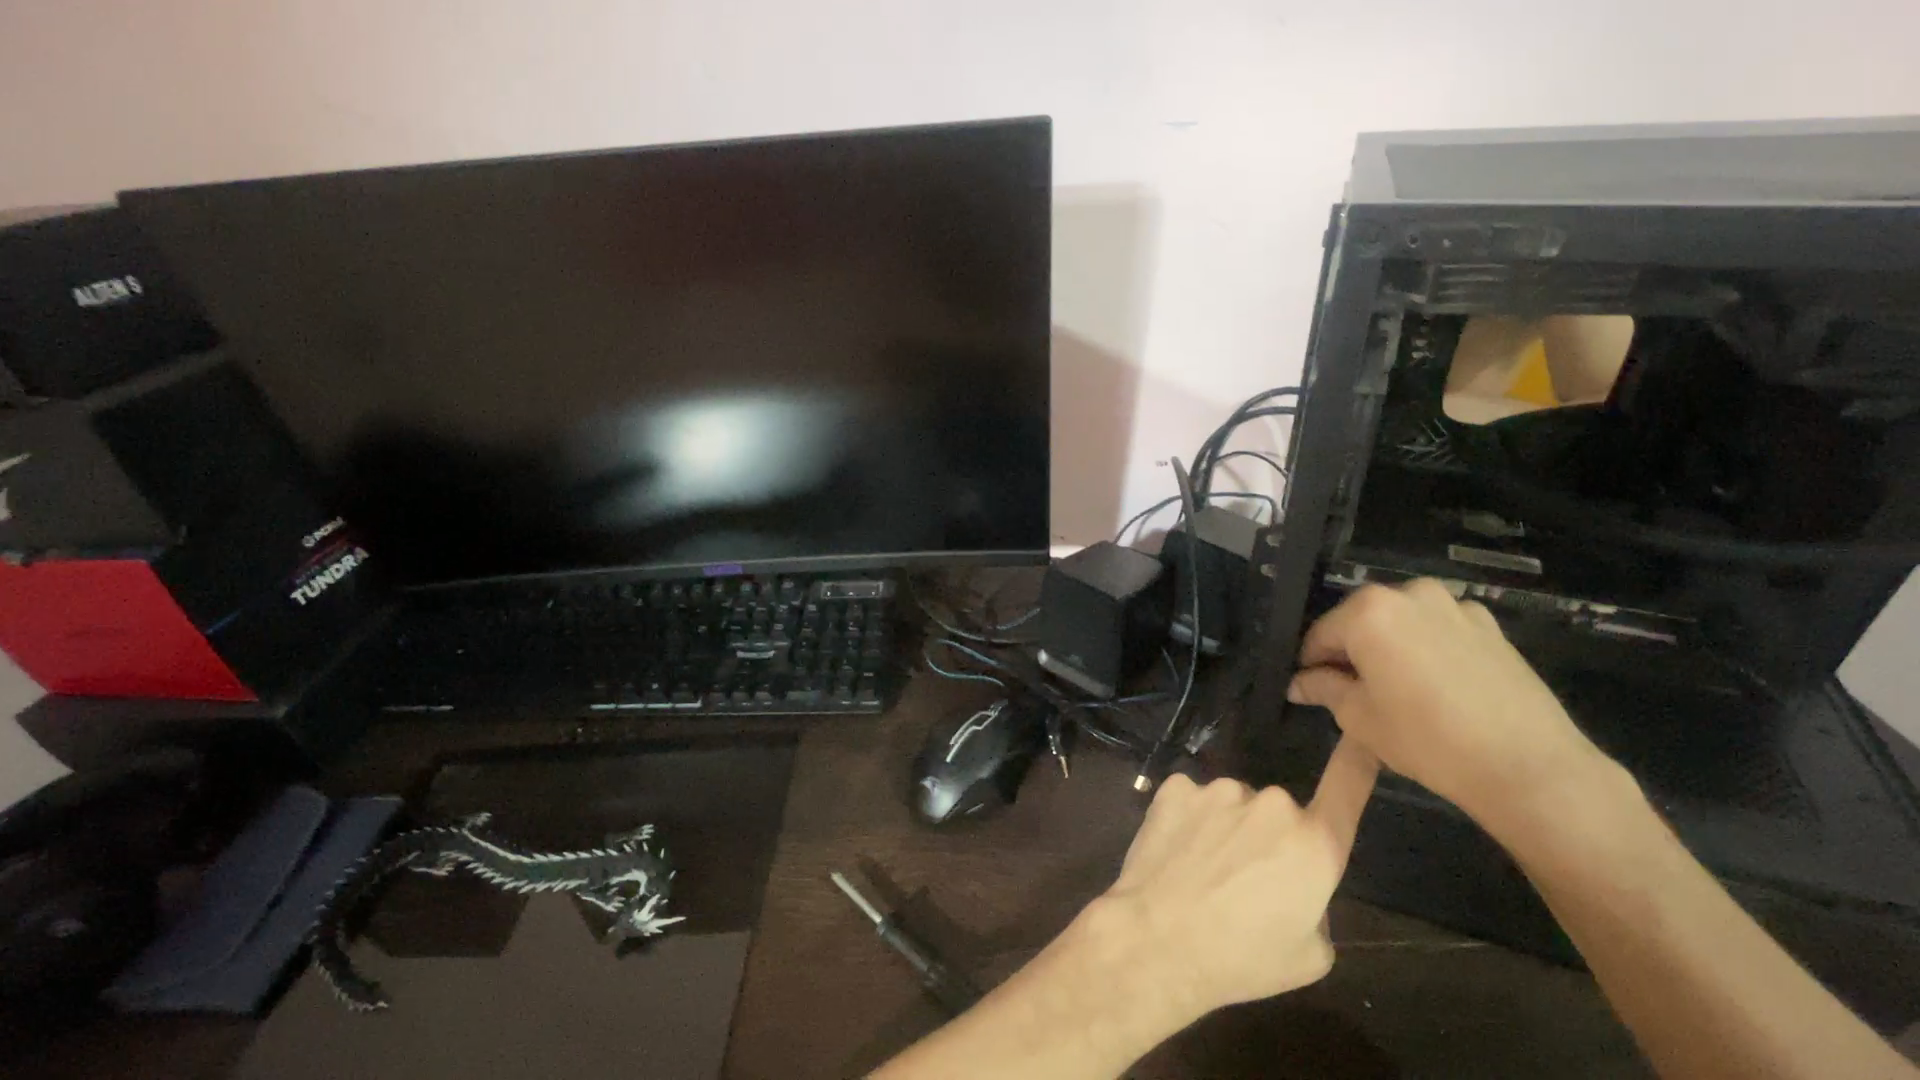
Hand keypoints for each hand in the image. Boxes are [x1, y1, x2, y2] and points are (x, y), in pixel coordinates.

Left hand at [1084, 739, 1379, 1017]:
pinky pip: (1193, 799)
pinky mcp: (1176, 788)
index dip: (1358, 758)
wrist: (1155, 943)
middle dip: (1268, 837)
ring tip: (1202, 871)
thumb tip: (1297, 884)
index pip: (1349, 785)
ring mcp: (1221, 790)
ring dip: (1225, 827)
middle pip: (1278, 813)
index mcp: (1316, 843)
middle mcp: (1273, 804)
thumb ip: (1318, 906)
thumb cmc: (1240, 960)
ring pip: (1234, 804)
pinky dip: (1188, 819)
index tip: (1361, 736)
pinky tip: (1175, 851)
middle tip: (1242, 879)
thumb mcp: (1310, 954)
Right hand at [1285, 579, 1603, 826]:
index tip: (1308, 691)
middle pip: (1361, 621)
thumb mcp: (1358, 718)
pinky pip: (1439, 631)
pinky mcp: (1488, 625)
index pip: (1319, 635)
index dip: (1309, 665)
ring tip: (1397, 692)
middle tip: (1352, 694)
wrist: (1525, 764)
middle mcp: (1410, 594)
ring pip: (1402, 624)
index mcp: (1369, 612)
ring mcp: (1454, 606)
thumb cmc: (1427, 740)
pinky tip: (1436, 688)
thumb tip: (1299, 682)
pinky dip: (1427, 649)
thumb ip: (1323, 688)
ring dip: (1390, 648)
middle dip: (1351, 652)